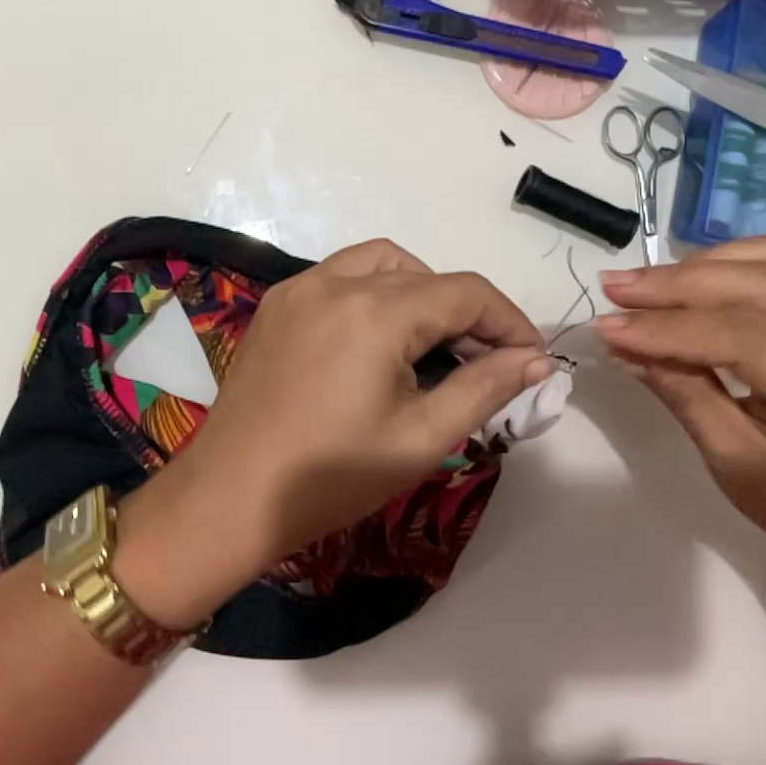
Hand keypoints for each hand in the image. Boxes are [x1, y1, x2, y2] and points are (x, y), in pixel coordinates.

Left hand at [111, 240, 551, 626]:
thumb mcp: (421, 439)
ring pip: (382, 264)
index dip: (510, 322)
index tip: (532, 360)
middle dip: (468, 314)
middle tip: (488, 365)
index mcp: (375, 312)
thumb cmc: (331, 479)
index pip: (466, 293)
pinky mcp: (277, 307)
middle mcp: (336, 282)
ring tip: (435, 347)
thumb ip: (485, 389)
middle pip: (427, 277)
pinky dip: (376, 295)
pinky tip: (380, 344)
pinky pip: (341, 277)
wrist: (229, 499)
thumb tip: (536, 361)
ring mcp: (299, 289)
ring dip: (421, 293)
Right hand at [594, 236, 765, 561]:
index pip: (746, 337)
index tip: (610, 326)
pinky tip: (690, 278)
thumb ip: (679, 391)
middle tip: (615, 289)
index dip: (672, 327)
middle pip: (761, 286)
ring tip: (644, 284)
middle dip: (679, 284)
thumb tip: (622, 344)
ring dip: (703, 265)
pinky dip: (730, 264)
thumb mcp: (726, 456)